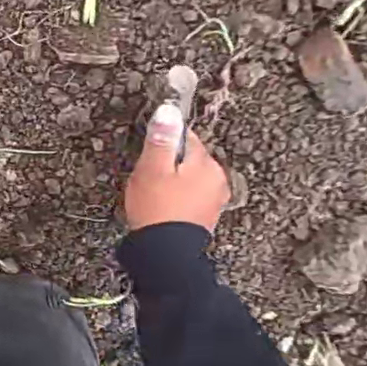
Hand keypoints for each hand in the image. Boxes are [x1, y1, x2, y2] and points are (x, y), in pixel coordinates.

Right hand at [124, 102, 230, 232]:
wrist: (166, 255)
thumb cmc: (157, 210)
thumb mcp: (152, 169)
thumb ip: (161, 138)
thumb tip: (168, 110)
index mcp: (206, 164)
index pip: (185, 136)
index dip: (163, 144)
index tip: (150, 157)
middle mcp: (217, 179)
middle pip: (187, 157)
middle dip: (167, 164)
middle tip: (149, 179)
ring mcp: (214, 198)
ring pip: (188, 176)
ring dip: (171, 181)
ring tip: (154, 195)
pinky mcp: (207, 215)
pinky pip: (190, 194)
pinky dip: (176, 196)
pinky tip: (162, 207)